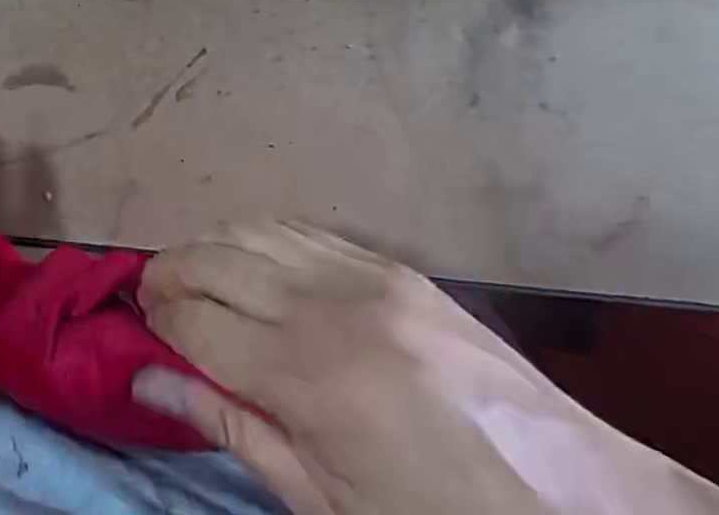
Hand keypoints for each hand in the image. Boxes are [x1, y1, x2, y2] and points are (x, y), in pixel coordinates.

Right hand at [131, 221, 718, 514]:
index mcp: (309, 383)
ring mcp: (363, 276)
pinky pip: (299, 231)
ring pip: (249, 231)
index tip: (139, 322)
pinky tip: (246, 259)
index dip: (156, 319)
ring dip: (205, 245)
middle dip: (167, 272)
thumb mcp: (323, 500)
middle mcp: (328, 310)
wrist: (579, 504)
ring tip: (190, 272)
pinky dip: (255, 237)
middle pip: (212, 262)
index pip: (195, 324)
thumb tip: (146, 377)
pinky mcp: (391, 264)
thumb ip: (227, 425)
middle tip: (151, 294)